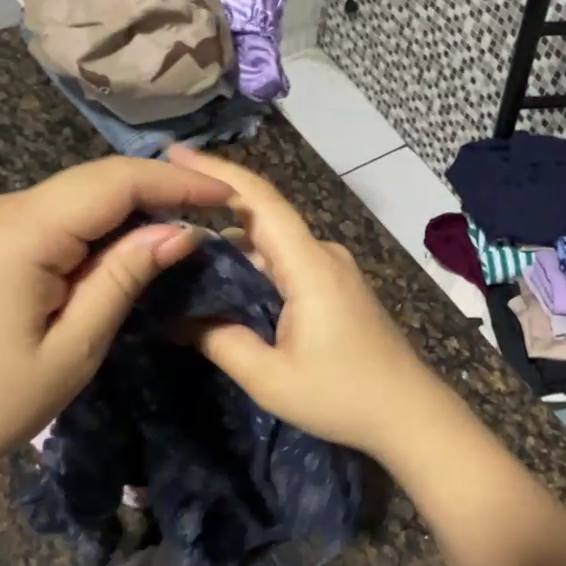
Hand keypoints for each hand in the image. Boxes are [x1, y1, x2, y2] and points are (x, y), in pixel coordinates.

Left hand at [0, 156, 231, 501]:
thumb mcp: (71, 349)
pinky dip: (85, 231)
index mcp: (19, 231)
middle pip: (91, 184)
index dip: (177, 184)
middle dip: (154, 196)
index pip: (115, 182)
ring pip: (67, 201)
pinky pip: (41, 220)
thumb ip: (124, 279)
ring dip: (121, 216)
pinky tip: (110, 256)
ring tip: (171, 238)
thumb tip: (179, 231)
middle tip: (210, 220)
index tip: (228, 199)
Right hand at [167, 146, 461, 457]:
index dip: (215, 171)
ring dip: (231, 247)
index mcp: (309, 264)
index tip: (172, 152)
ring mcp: (334, 269)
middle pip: (261, 219)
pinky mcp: (337, 287)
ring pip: (273, 244)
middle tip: (156, 221)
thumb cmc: (342, 395)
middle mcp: (323, 254)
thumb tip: (176, 319)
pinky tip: (223, 287)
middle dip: (211, 214)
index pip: (259, 199)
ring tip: (178, 257)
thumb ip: (220, 341)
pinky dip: (253, 267)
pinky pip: (288, 263)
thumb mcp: (270, 378)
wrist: (409, 413)